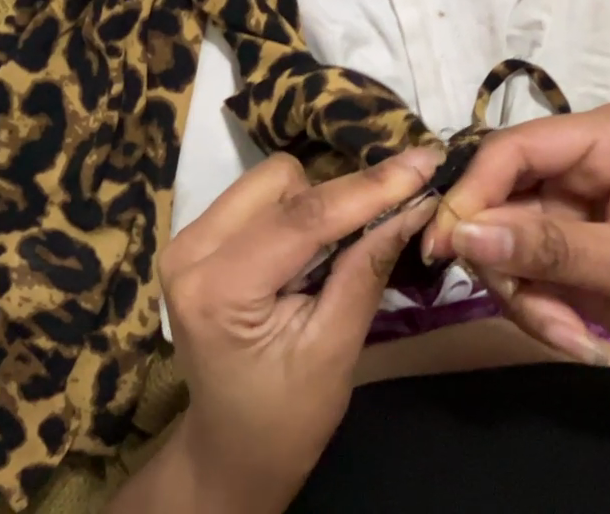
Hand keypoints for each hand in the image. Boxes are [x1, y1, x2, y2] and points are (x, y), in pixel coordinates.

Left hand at [158, 148, 441, 510]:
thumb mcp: (335, 350)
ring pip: (267, 182)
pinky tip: (306, 255)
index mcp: (218, 287)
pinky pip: (254, 198)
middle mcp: (188, 247)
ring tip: (329, 260)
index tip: (424, 163)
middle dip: (336, 199)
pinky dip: (292, 213)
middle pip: (279, 181)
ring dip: (313, 206)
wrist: (231, 447)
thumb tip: (413, 204)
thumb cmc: (285, 417)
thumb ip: (365, 268)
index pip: (302, 217)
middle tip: (375, 231)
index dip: (369, 187)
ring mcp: (185, 239)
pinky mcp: (193, 239)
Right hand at [419, 103, 609, 398]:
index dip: (473, 190)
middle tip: (521, 305)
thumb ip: (553, 250)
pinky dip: (532, 306)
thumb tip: (460, 232)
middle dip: (503, 257)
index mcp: (607, 139)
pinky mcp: (565, 254)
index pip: (513, 149)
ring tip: (564, 333)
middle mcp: (579, 166)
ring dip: (520, 290)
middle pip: (496, 195)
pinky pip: (517, 271)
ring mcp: (569, 212)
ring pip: (498, 238)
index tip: (445, 243)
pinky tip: (572, 336)